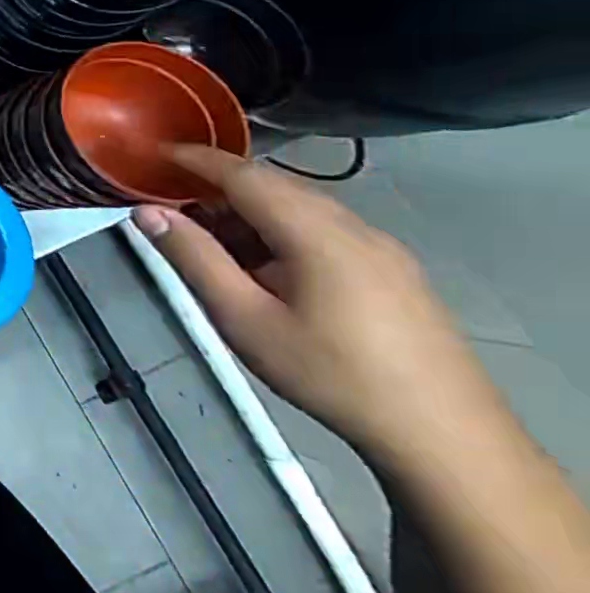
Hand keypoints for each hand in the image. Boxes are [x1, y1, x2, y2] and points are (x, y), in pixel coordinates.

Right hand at [131, 146, 496, 458]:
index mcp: (318, 234)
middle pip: (274, 187)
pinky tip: (259, 262)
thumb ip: (193, 257)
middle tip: (167, 200)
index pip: (246, 175)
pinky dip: (277, 228)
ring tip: (205, 237)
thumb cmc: (329, 373)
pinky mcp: (393, 272)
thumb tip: (147, 211)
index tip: (153, 152)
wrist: (445, 439)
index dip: (196, 159)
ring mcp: (382, 250)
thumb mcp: (243, 317)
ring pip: (299, 207)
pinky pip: (323, 229)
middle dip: (216, 185)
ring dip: (246, 210)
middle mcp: (355, 229)